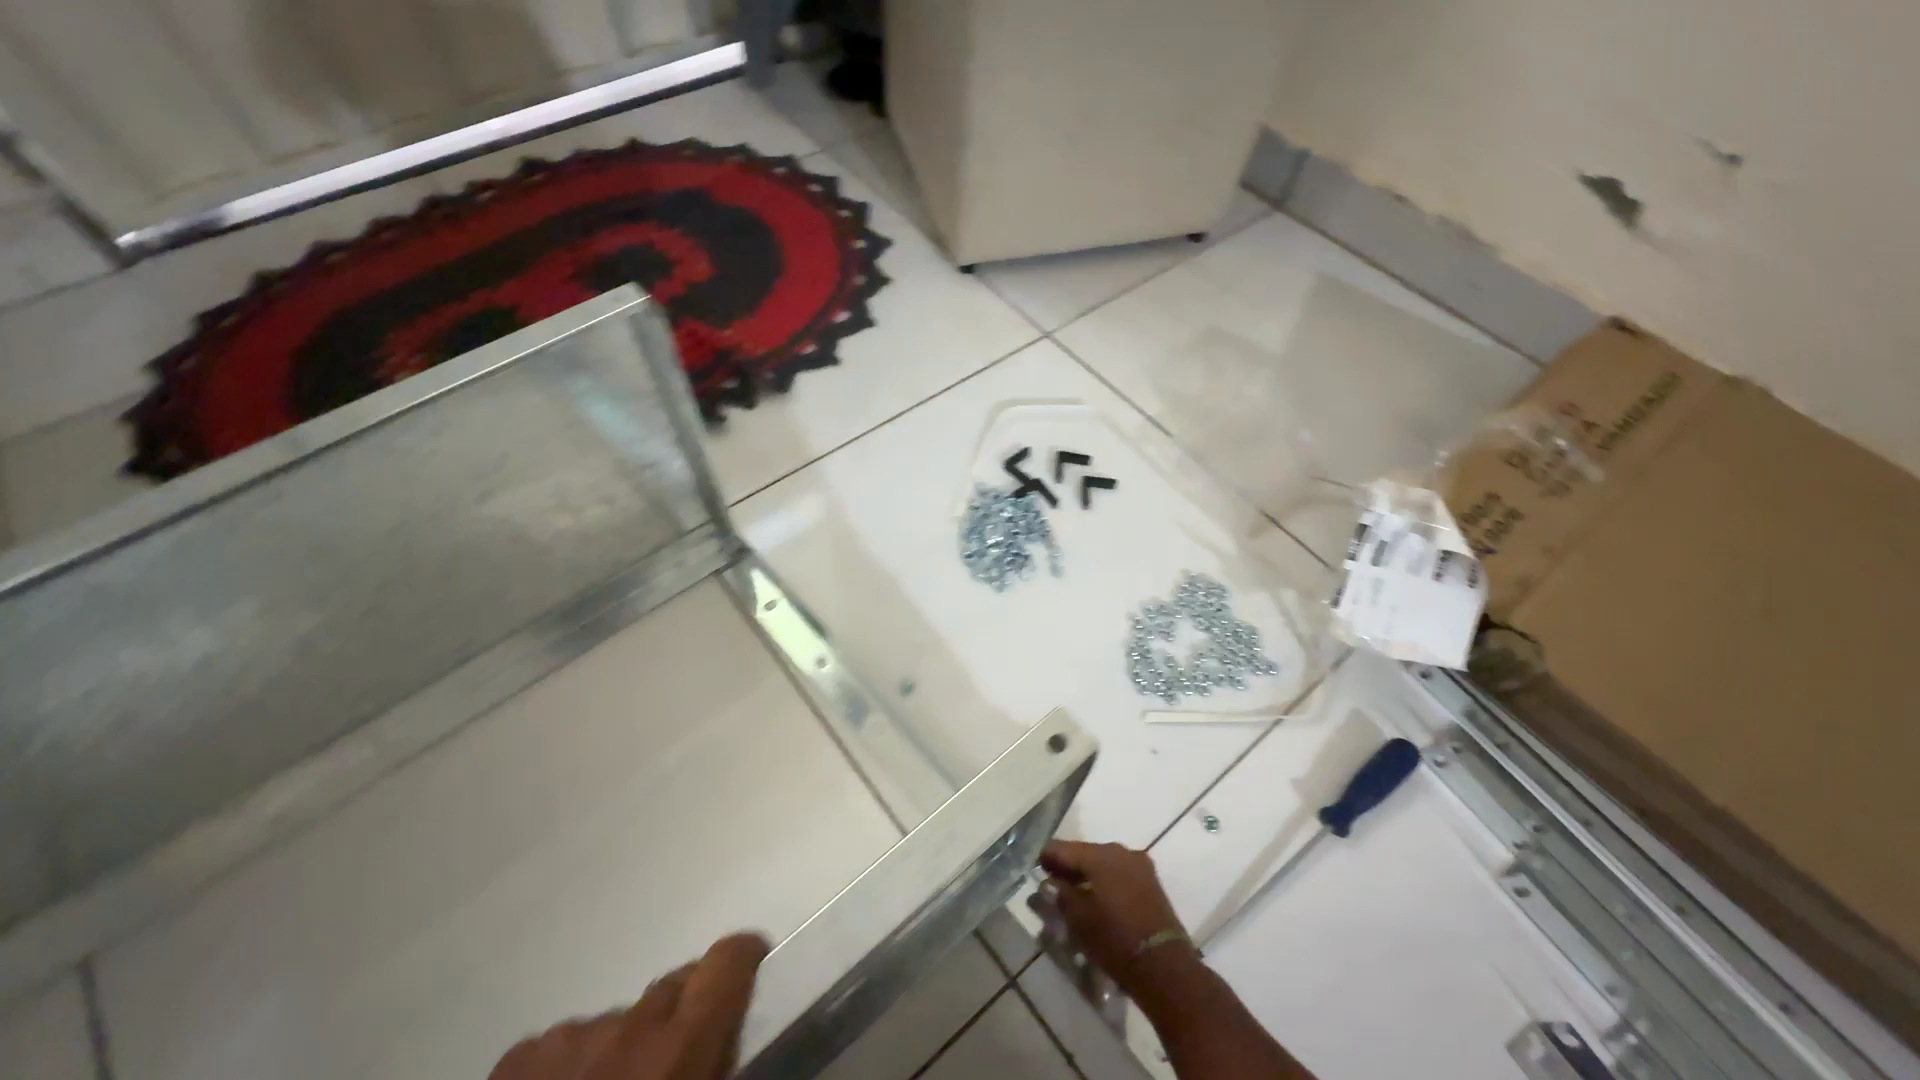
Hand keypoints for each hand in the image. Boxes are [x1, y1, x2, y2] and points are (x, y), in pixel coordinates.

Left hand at [489, 932, 768, 1079]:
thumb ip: (715, 1074)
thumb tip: (727, 1058)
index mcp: (677, 1051)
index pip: (724, 965)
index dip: (745, 956)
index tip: (755, 965)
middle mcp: (626, 1028)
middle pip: (673, 985)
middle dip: (688, 1009)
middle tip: (684, 1060)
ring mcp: (566, 1038)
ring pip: (617, 1020)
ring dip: (628, 1045)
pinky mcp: (517, 1057)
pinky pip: (564, 1043)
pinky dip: (577, 1063)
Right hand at [1036, 841, 1198, 1001]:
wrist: (1163, 966)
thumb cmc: (1114, 938)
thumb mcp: (1077, 917)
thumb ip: (1059, 894)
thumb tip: (1048, 882)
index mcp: (1101, 854)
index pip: (1061, 848)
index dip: (1045, 859)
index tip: (1033, 872)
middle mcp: (1121, 852)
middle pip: (1084, 854)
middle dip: (1067, 869)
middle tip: (1051, 888)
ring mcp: (1139, 866)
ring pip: (1102, 864)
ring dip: (1086, 877)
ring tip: (1073, 898)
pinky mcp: (1150, 883)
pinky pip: (1118, 875)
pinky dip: (1104, 884)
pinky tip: (1095, 902)